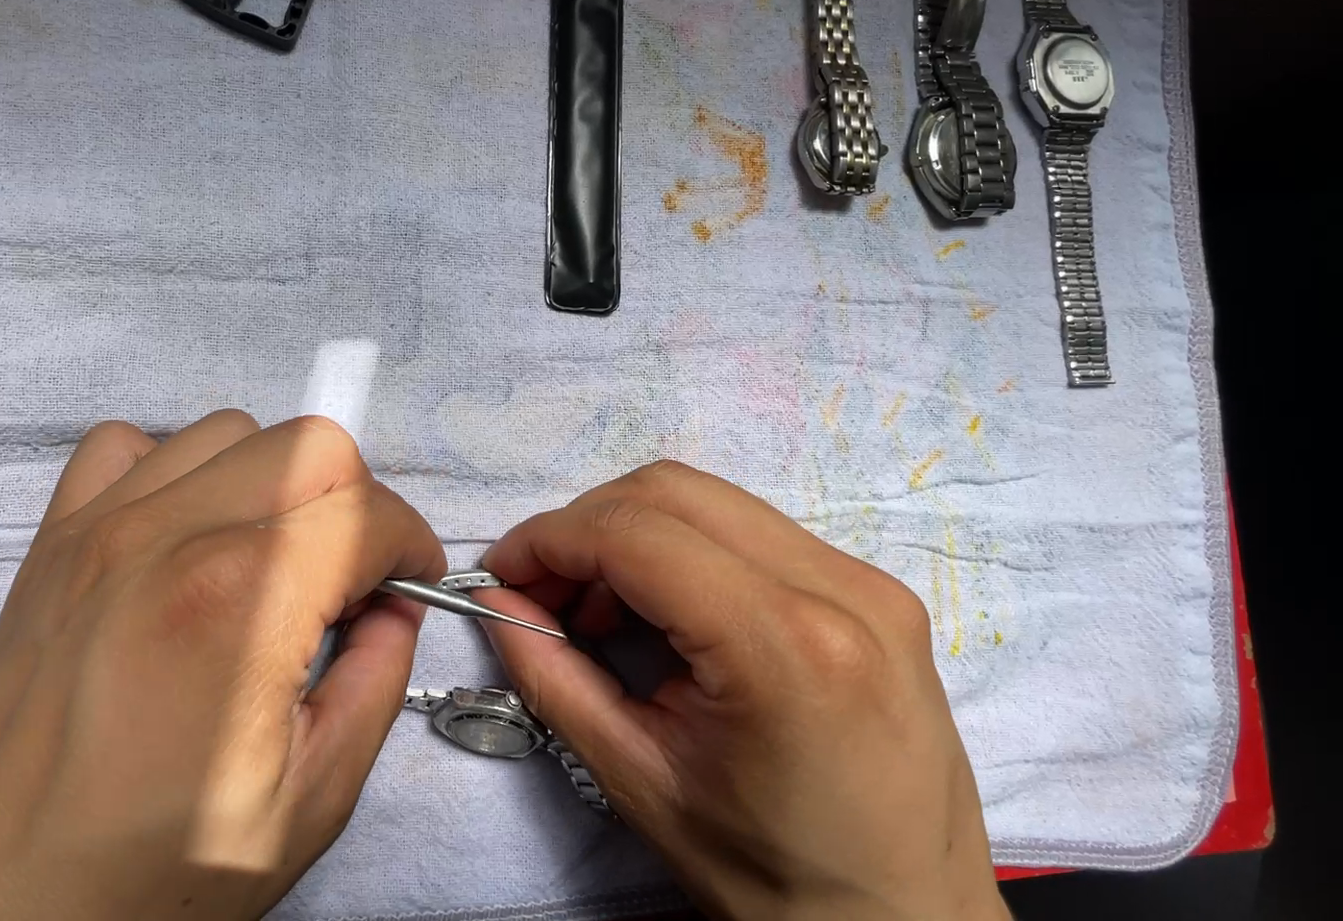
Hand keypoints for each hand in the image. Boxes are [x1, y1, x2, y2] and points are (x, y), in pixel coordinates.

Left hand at [0, 412, 445, 920]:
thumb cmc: (156, 871)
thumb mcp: (312, 796)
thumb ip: (377, 679)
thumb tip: (394, 605)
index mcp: (242, 601)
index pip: (365, 513)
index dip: (412, 543)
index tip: (411, 582)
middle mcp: (168, 534)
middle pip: (309, 446)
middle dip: (356, 501)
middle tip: (350, 573)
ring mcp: (98, 524)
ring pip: (227, 432)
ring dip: (273, 481)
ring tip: (269, 554)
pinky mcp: (50, 537)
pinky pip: (127, 445)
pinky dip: (173, 468)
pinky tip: (181, 533)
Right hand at [475, 461, 1009, 920]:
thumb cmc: (772, 877)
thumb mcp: (638, 781)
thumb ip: (551, 676)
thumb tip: (497, 601)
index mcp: (782, 645)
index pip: (633, 535)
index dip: (548, 539)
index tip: (502, 572)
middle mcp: (838, 586)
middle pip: (668, 491)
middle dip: (583, 527)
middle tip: (542, 589)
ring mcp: (865, 579)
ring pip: (706, 498)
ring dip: (628, 532)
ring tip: (596, 606)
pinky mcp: (872, 587)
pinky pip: (747, 527)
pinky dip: (678, 546)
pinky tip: (658, 608)